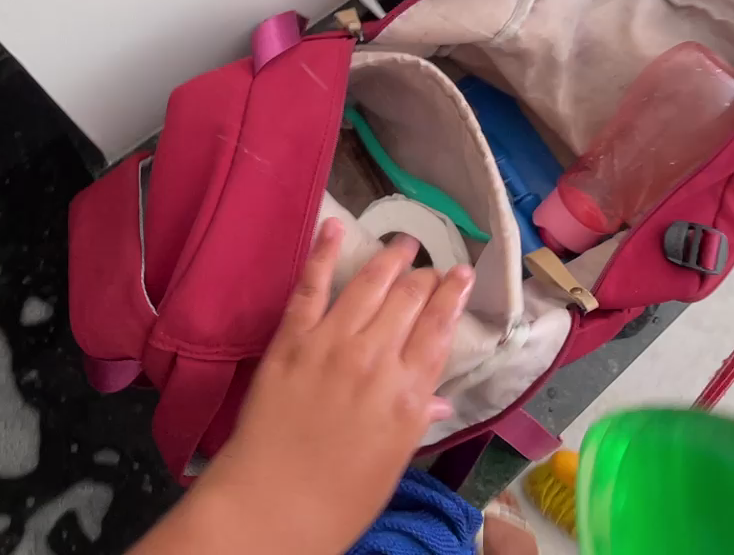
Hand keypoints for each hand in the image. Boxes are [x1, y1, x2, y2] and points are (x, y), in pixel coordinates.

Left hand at [170, 219, 473, 554]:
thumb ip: (417, 417)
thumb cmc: (341, 498)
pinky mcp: (293, 337)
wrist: (271, 507)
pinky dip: (324, 252)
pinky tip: (335, 226)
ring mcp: (331, 341)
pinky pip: (312, 285)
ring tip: (403, 243)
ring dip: (391, 258)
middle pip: (409, 298)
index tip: (462, 274)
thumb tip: (440, 396)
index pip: (439, 327)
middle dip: (425, 275)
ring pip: (370, 283)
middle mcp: (375, 357)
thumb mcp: (394, 462)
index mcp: (407, 392)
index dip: (453, 294)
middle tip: (430, 264)